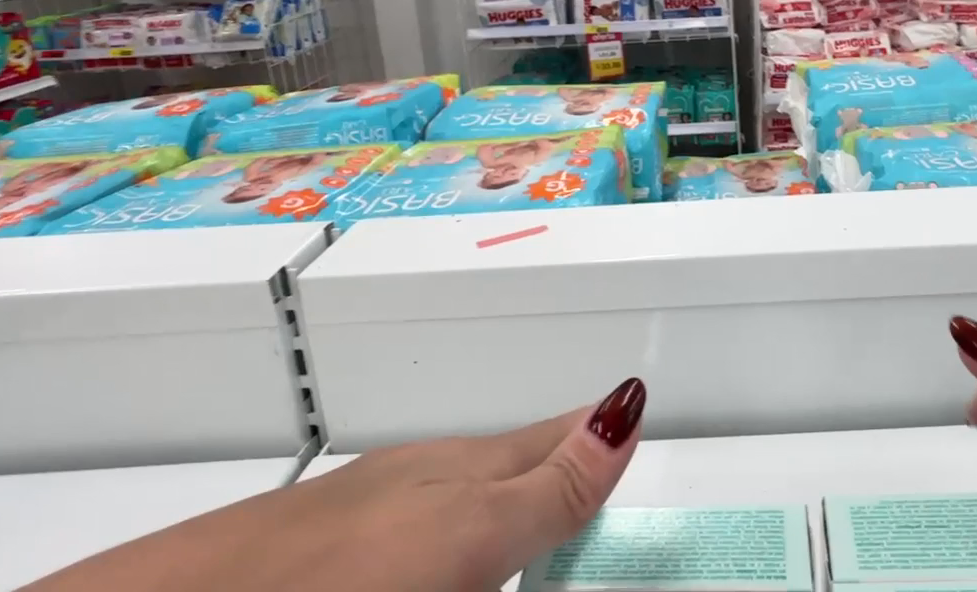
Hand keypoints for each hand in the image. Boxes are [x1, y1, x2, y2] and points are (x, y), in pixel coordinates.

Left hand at [27, 377, 646, 591]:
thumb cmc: (340, 576)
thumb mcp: (464, 536)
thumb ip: (547, 485)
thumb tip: (628, 402)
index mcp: (462, 474)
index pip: (554, 442)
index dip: (599, 432)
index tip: (638, 413)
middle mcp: (424, 482)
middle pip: (515, 462)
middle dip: (565, 456)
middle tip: (606, 455)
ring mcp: (377, 518)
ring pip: (467, 493)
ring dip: (514, 489)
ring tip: (544, 501)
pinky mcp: (338, 560)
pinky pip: (422, 528)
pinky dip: (459, 531)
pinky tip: (439, 554)